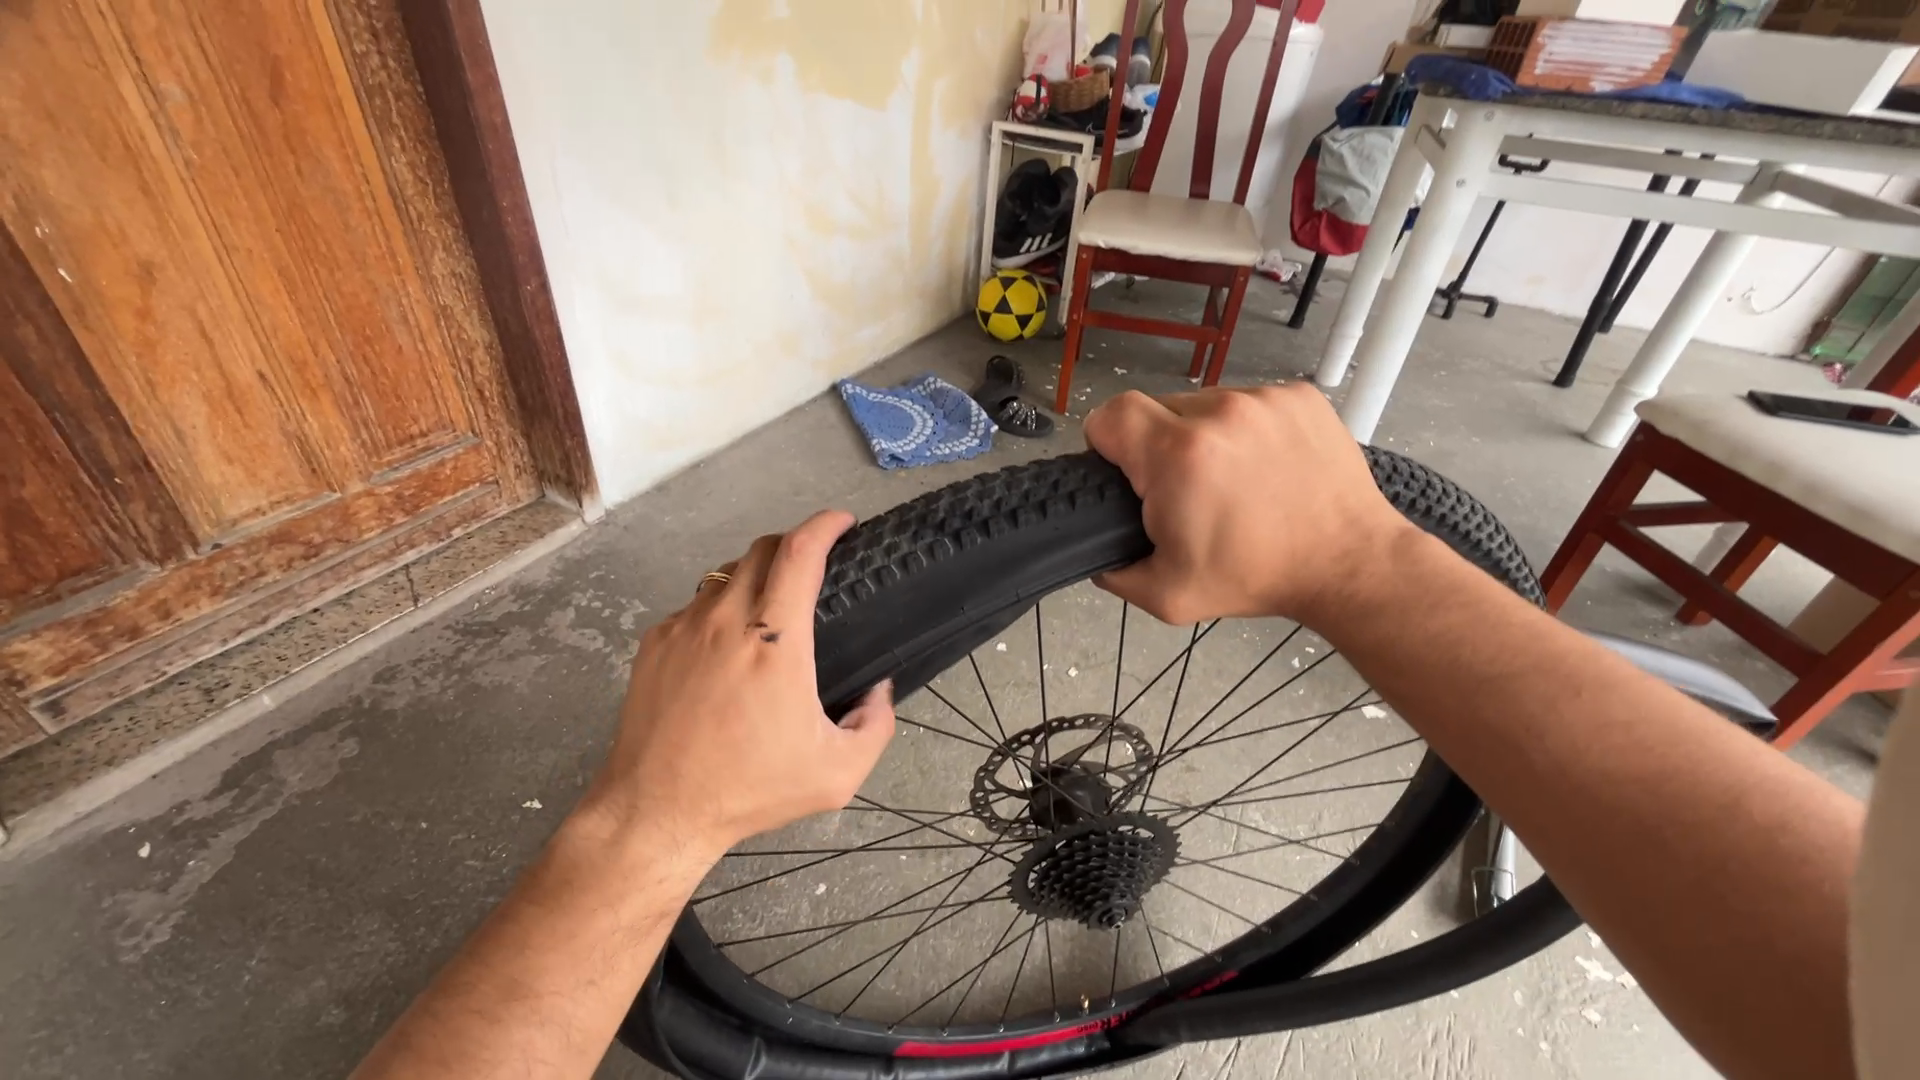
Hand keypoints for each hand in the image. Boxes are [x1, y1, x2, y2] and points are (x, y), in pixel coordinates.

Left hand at [585, 511, 894, 855]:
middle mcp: (726, 620)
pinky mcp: (654, 643)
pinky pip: (695, 607)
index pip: (799, 553)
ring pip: (727, 575)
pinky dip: (720, 611)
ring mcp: (683, 628)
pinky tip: (725, 652)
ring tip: (769, 615)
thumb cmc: (750, 789)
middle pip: (763, 548)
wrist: (656, 812)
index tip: (842, 523)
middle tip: (814, 570)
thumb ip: (875, 724)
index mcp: (775, 642)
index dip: (825, 525)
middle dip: (794, 545)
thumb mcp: (837, 773)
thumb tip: (880, 689)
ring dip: (756, 579)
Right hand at [1084, 385, 1413, 624]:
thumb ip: (1114, 573)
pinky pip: (1248, 401)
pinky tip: (1264, 465)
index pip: (1110, 415)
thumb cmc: (1259, 577)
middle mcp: (1219, 413)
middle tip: (1183, 489)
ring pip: (1203, 403)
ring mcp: (1264, 399)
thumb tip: (1097, 552)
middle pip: (1155, 408)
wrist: (1350, 564)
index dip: (1106, 443)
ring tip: (1230, 479)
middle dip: (1157, 445)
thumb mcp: (1167, 596)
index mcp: (1179, 457)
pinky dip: (1246, 429)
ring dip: (1203, 435)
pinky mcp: (1299, 395)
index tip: (1126, 472)